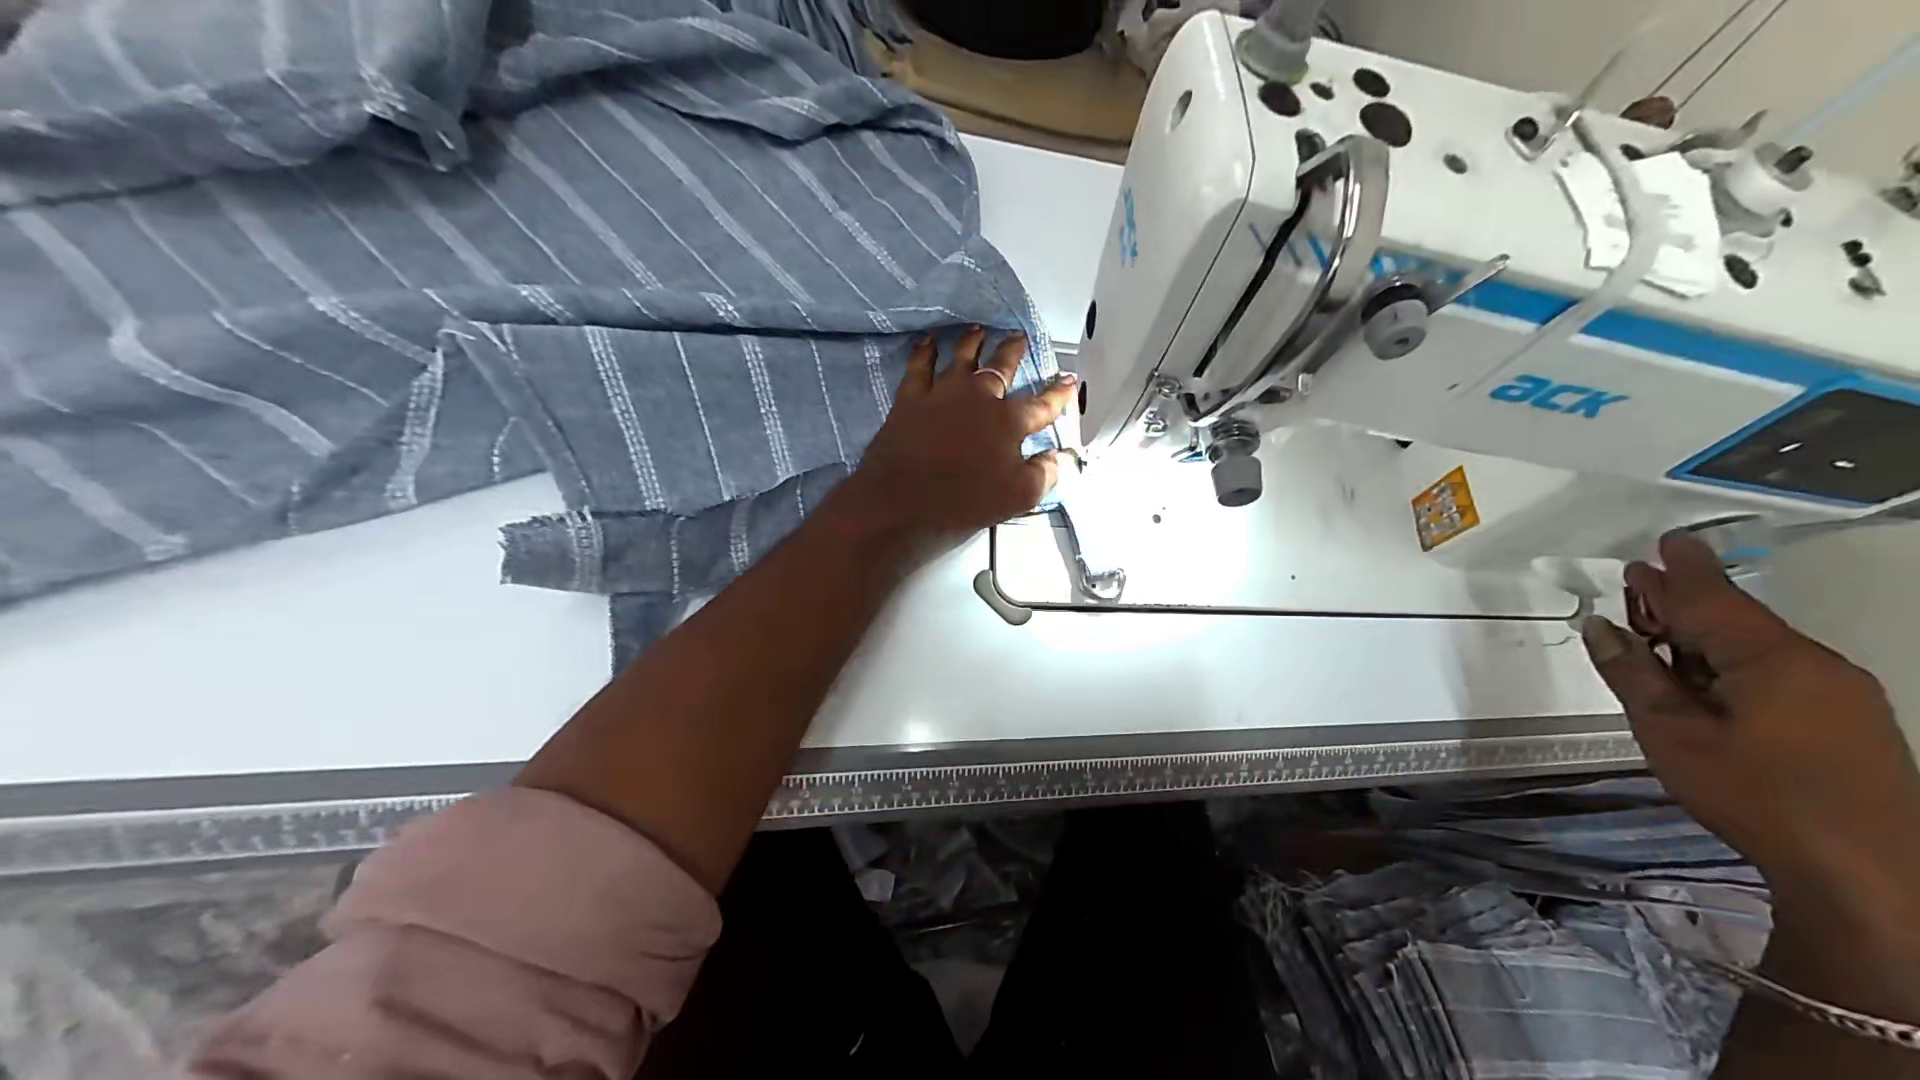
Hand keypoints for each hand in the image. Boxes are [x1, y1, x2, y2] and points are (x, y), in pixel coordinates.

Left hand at [824, 326, 1076, 560]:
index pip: (1042, 405)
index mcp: (1008, 423)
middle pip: (1001, 367)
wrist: (900, 502)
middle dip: (1013, 351)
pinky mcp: (911, 399)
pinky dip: (926, 352)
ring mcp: (942, 394)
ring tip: (979, 330)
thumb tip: (1059, 457)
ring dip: (973, 342)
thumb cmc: (962, 503)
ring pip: (962, 358)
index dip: (1058, 393)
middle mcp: (978, 399)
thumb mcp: (1017, 497)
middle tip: (1019, 336)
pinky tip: (929, 341)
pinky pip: (920, 366)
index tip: (1068, 380)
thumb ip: (1044, 474)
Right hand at [1582, 533, 1919, 953]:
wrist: (1871, 877)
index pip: (1713, 599)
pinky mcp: (1847, 722)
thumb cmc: (1756, 796)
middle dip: (1685, 601)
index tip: (1662, 542)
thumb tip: (1601, 628)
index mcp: (1774, 659)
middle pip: (1738, 619)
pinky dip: (1729, 662)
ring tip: (1657, 635)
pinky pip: (1777, 672)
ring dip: (1702, 635)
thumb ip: (1634, 675)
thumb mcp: (1672, 733)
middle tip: (1640, 585)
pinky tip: (1701, 678)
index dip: (1680, 571)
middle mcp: (1816, 665)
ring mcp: (1840, 694)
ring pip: (1756, 648)